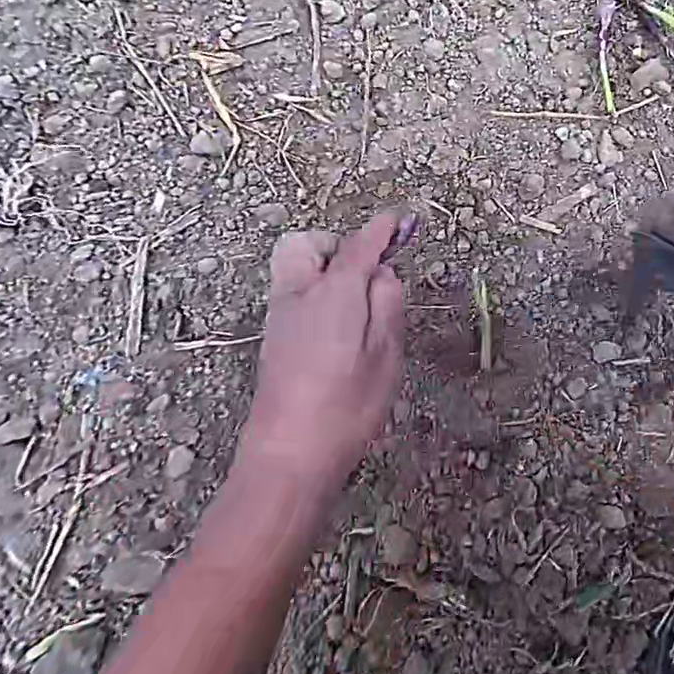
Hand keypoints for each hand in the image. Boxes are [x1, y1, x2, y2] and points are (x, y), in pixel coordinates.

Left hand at [239, 211, 407, 488]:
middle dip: (337, 245)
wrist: (290, 454)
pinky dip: (318, 293)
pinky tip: (341, 329)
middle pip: (306, 244)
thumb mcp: (386, 352)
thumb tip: (384, 273)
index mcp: (333, 293)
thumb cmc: (347, 405)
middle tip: (368, 273)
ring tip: (358, 304)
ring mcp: (281, 317)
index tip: (398, 220)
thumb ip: (387, 303)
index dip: (381, 229)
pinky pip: (296, 294)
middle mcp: (298, 295)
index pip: (359, 246)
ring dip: (326, 269)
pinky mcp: (274, 339)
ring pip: (296, 268)